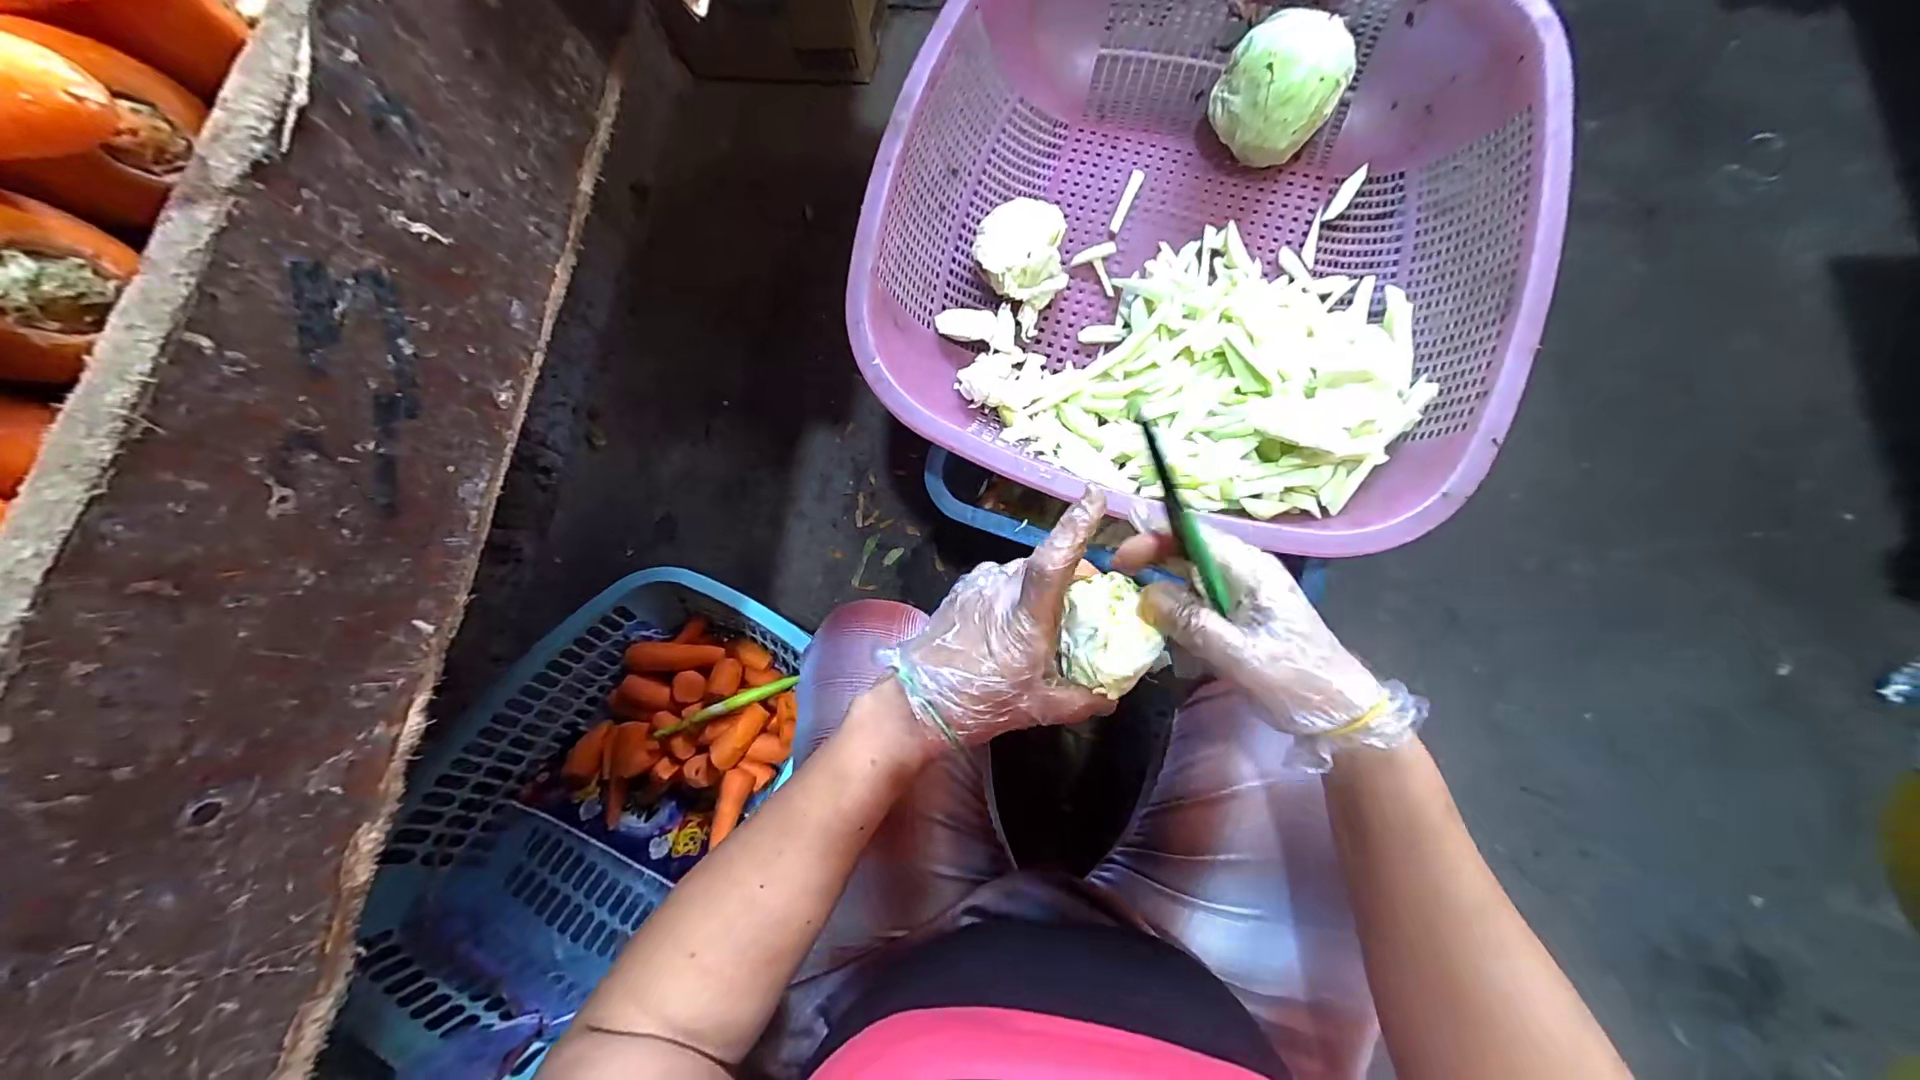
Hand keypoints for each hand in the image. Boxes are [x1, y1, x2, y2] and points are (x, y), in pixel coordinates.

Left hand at [880, 489, 1116, 744]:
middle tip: (1084, 613)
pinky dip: (1014, 595)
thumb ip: (1083, 699)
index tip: (1094, 496)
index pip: (1056, 559)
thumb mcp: (1040, 709)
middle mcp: (1002, 585)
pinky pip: (1001, 581)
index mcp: (1026, 612)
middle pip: (1047, 565)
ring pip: (1023, 574)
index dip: (1077, 526)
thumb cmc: (981, 703)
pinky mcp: (963, 587)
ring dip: (1040, 592)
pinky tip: (1008, 628)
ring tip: (1041, 628)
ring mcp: (979, 582)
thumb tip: (1111, 695)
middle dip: (1073, 581)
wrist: (917, 704)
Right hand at [1113, 524, 1424, 769]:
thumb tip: (1145, 594)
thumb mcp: (1239, 655)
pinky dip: (1179, 612)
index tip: (1122, 559)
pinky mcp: (1242, 615)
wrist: (1342, 714)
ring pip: (1191, 577)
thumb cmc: (1296, 681)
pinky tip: (1169, 635)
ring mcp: (1244, 593)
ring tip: (1140, 612)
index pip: (1192, 533)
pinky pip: (1199, 601)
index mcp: (1250, 569)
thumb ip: (1191, 621)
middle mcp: (1245, 572)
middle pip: (1188, 550)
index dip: (1153, 537)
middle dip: (1152, 561)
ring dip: (1163, 590)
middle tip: (1120, 581)